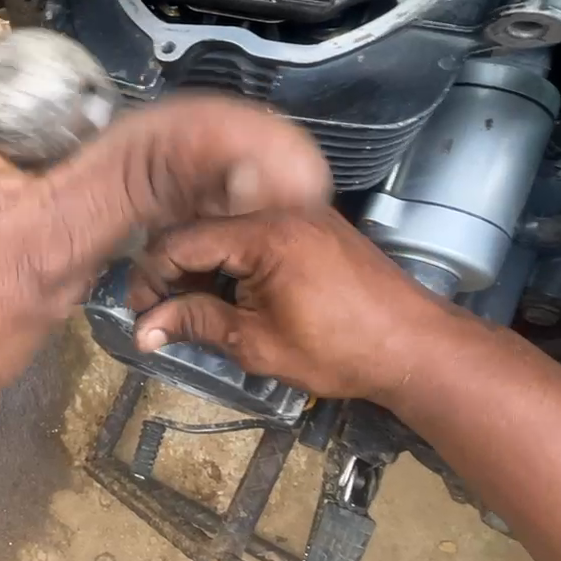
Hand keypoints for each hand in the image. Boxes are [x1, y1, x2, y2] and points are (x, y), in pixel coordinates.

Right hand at [129, 211, 461, 401]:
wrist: (419, 349)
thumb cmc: (338, 350)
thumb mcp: (256, 343)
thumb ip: (195, 324)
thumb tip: (141, 332)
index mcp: (264, 233)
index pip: (181, 241)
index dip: (152, 277)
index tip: (141, 311)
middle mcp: (280, 210)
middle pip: (201, 230)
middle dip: (174, 272)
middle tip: (162, 313)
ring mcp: (300, 215)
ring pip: (226, 232)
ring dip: (203, 268)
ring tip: (194, 309)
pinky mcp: (314, 228)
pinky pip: (255, 235)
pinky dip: (233, 262)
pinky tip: (228, 294)